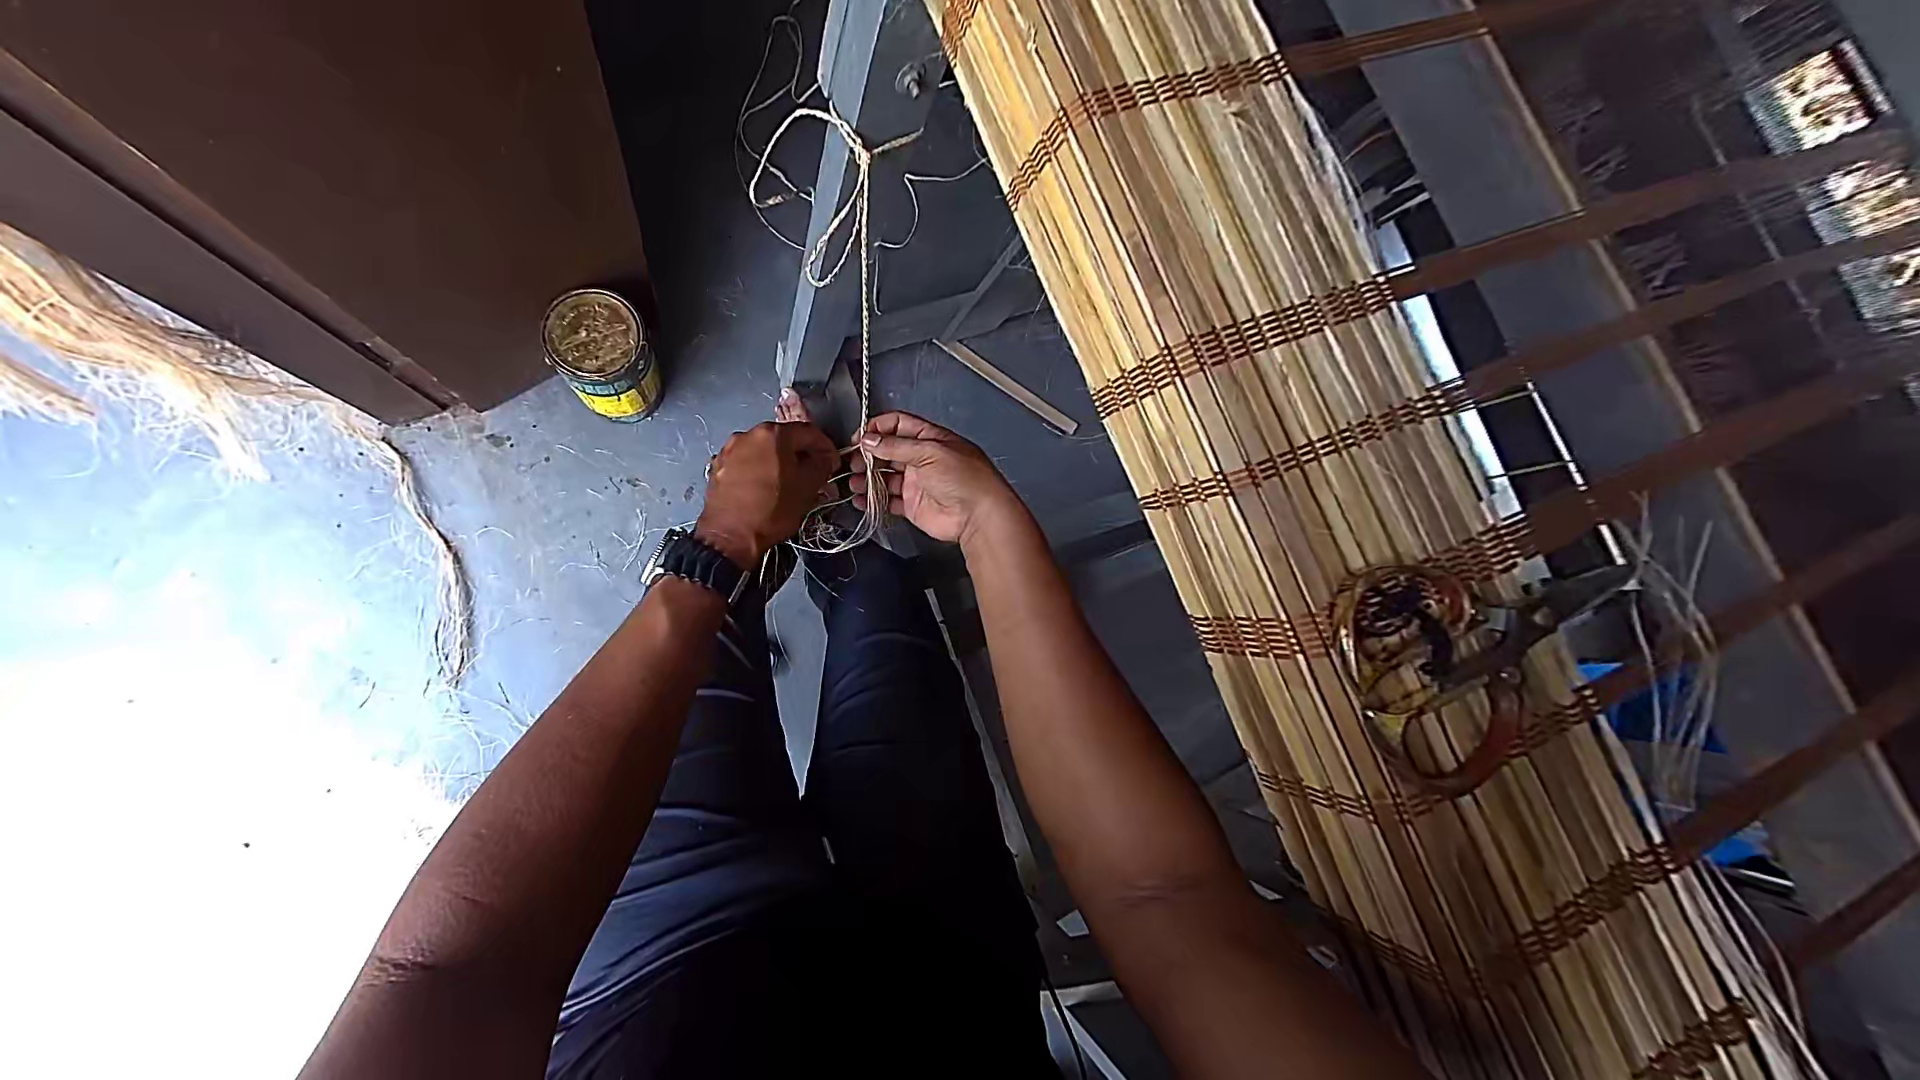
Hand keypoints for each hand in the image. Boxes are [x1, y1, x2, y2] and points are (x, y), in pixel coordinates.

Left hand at [697, 419, 838, 565]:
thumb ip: (822, 465)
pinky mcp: (719, 468)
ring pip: (764, 452)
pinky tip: (768, 490)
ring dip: (780, 464)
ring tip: (790, 485)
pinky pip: (747, 464)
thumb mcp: (808, 488)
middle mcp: (747, 436)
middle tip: (814, 474)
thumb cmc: (770, 511)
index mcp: (772, 435)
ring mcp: (729, 451)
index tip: (832, 461)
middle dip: (802, 455)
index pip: (808, 432)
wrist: (730, 536)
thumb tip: (824, 459)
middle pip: (784, 439)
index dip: (825, 447)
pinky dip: (761, 471)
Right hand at [853, 411, 1025, 546]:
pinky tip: (861, 499)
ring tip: (853, 482)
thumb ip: (896, 446)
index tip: (860, 438)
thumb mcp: (929, 452)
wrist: (978, 515)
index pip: (898, 425)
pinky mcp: (913, 505)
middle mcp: (922, 459)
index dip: (877, 429)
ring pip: (884, 477)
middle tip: (852, 462)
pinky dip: (873, 500)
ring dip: (866, 478)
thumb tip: (870, 440)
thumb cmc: (966, 479)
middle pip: (888, 451)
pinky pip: (888, 500)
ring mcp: (917, 482)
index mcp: (929, 439)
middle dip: (867, 455)